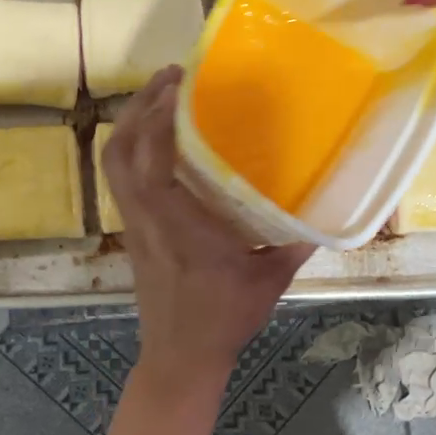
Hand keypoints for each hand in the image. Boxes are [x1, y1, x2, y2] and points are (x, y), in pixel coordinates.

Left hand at [102, 66, 314, 387]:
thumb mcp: (267, 282)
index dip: (159, 117)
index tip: (182, 84)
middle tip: (172, 78)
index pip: (152, 161)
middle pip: (120, 151)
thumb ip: (293, 245)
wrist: (180, 356)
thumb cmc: (223, 320)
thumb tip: (321, 214)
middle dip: (139, 106)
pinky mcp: (133, 233)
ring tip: (161, 99)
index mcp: (177, 226)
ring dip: (131, 125)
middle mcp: (147, 219)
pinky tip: (161, 143)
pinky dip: (133, 150)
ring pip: (114, 164)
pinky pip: (121, 180)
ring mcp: (134, 226)